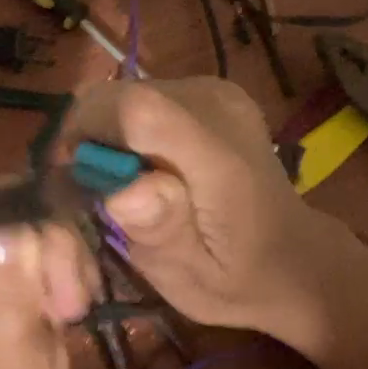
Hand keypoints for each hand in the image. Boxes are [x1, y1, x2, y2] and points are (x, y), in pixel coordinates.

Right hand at [63, 78, 354, 340]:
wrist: (297, 258)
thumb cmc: (239, 279)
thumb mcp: (193, 280)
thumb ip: (160, 232)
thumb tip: (125, 189)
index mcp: (218, 157)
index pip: (137, 110)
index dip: (85, 133)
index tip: (70, 178)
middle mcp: (215, 107)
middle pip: (116, 98)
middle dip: (86, 139)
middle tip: (90, 191)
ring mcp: (214, 90)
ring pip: (120, 94)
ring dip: (103, 134)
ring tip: (117, 183)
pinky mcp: (207, 87)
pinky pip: (138, 95)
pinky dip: (122, 128)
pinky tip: (139, 165)